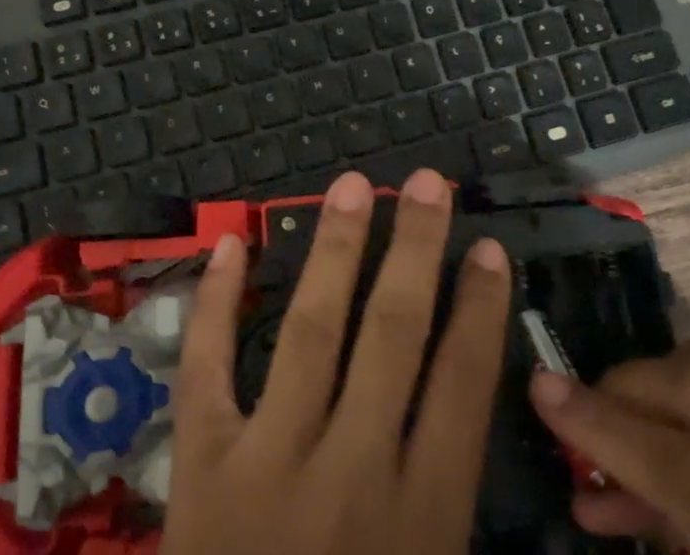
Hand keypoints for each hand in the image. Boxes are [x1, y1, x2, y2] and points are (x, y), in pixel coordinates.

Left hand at [162, 169, 511, 554]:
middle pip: (393, 334)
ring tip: (353, 187)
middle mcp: (353, 467)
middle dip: (415, 249)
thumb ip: (449, 491)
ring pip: (310, 331)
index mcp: (423, 507)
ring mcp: (269, 458)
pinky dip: (215, 301)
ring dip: (335, 251)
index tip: (489, 247)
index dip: (480, 305)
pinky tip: (232, 242)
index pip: (464, 380)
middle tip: (426, 183)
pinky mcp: (200, 460)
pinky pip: (206, 366)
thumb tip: (469, 393)